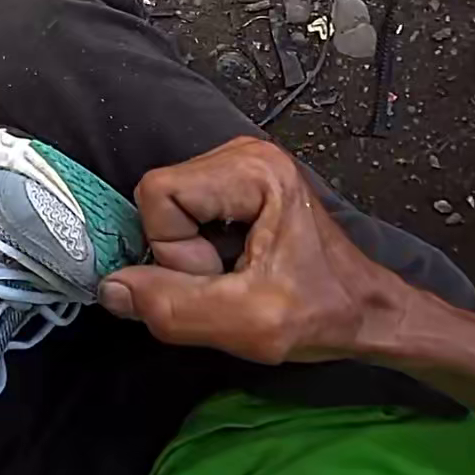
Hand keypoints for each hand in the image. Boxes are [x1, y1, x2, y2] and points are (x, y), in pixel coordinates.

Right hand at [98, 137, 409, 363]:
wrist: (365, 310)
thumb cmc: (322, 313)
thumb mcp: (249, 323)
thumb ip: (174, 307)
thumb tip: (110, 287)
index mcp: (254, 170)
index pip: (159, 194)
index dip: (174, 249)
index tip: (220, 278)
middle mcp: (243, 152)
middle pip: (159, 196)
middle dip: (180, 251)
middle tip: (227, 278)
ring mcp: (237, 162)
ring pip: (164, 206)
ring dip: (186, 253)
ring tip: (232, 271)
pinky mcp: (231, 180)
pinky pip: (179, 209)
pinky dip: (193, 245)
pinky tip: (229, 261)